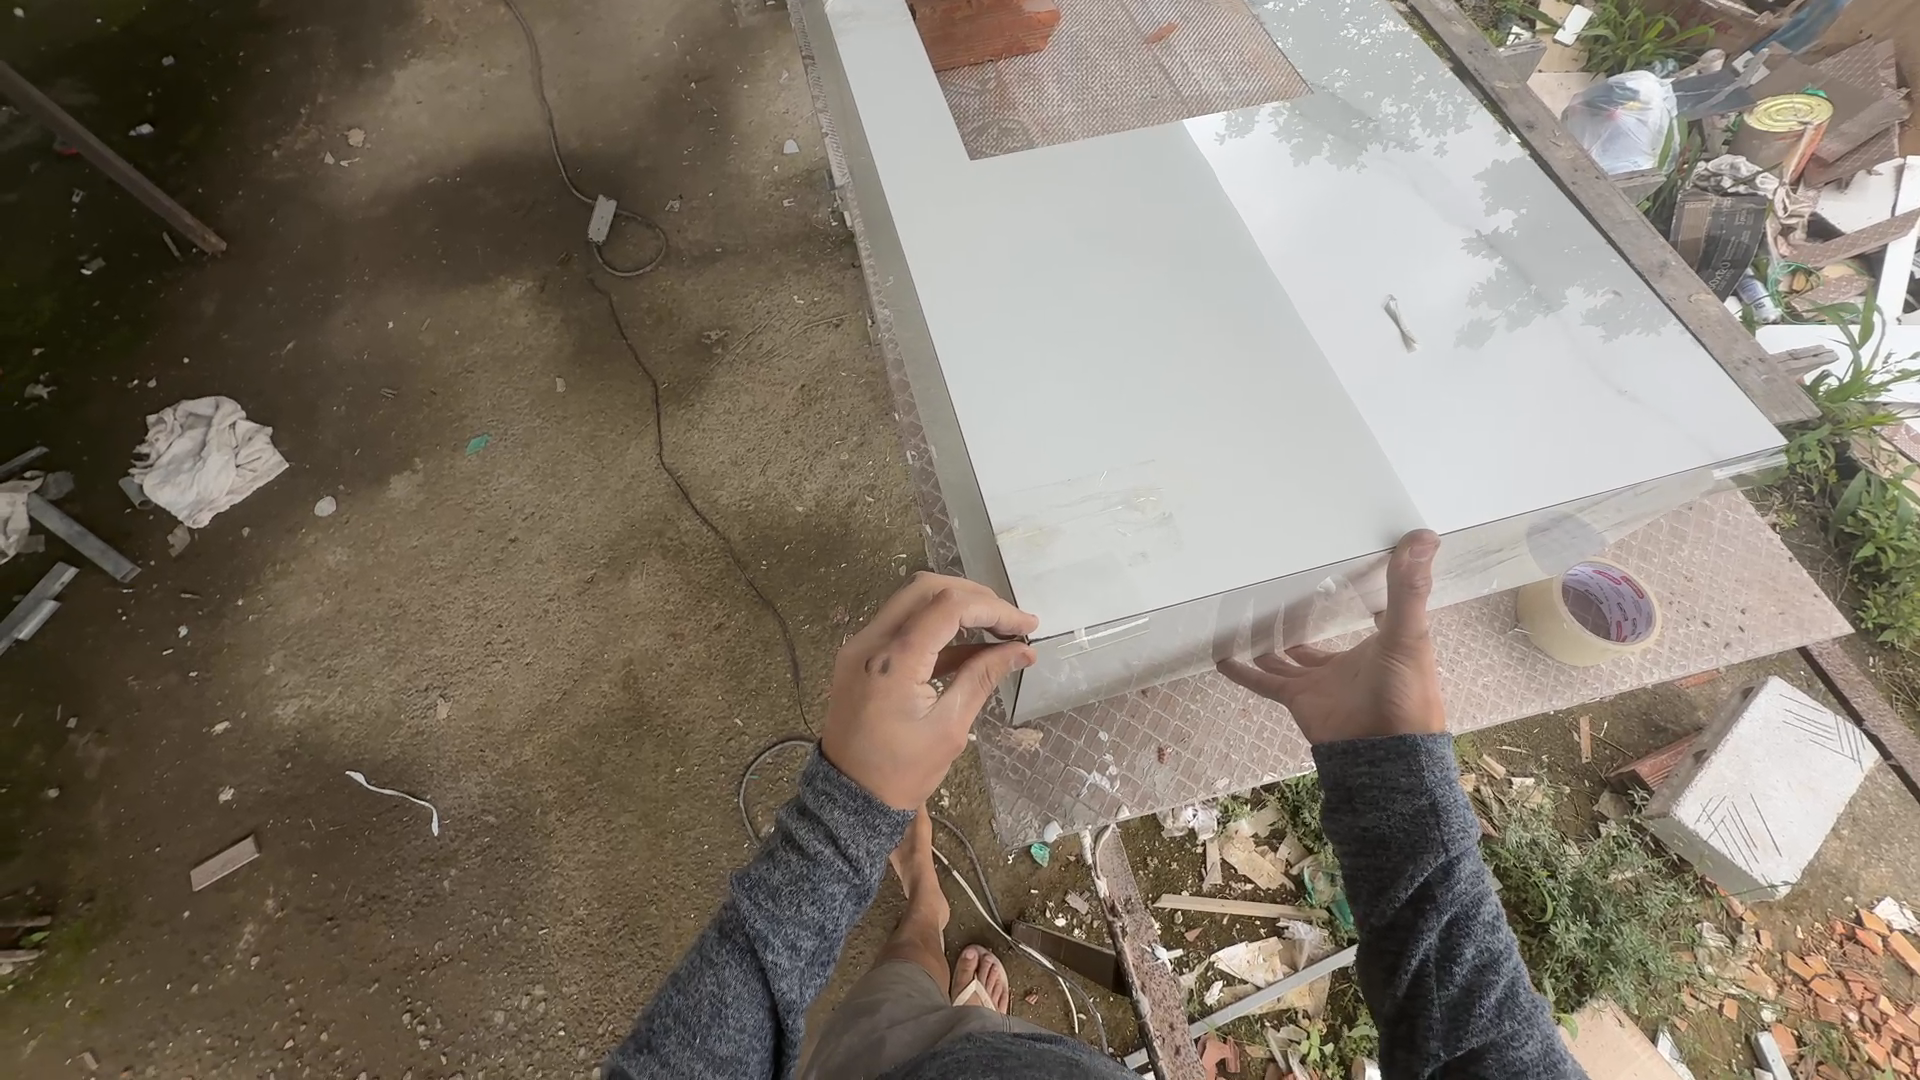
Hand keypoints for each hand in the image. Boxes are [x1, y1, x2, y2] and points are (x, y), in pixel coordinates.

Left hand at [822, 573, 1038, 809]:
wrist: (847, 798)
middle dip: (975, 598)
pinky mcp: (861, 653)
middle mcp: (870, 641)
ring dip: (956, 606)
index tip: (1026, 627)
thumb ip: (982, 678)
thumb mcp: (949, 728)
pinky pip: (903, 623)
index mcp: (893, 661)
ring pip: (913, 599)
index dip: (993, 609)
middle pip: (927, 588)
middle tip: (1010, 622)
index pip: (948, 607)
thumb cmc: (901, 772)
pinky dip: (937, 626)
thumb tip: (1022, 650)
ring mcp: (861, 644)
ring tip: (996, 630)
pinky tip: (971, 646)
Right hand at [1217, 530, 1443, 744]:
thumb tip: (1424, 535)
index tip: (1342, 566)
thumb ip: (1408, 588)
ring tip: (1244, 621)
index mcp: (1380, 644)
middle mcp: (1348, 662)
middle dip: (1300, 619)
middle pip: (1318, 638)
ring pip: (1286, 658)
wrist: (1382, 752)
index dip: (1361, 591)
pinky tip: (1222, 658)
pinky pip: (1263, 682)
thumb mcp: (1407, 634)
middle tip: (1277, 592)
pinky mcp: (1297, 697)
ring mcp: (1319, 681)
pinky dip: (1243, 672)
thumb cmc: (1403, 691)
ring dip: (1268, 643)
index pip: (1371, 612)